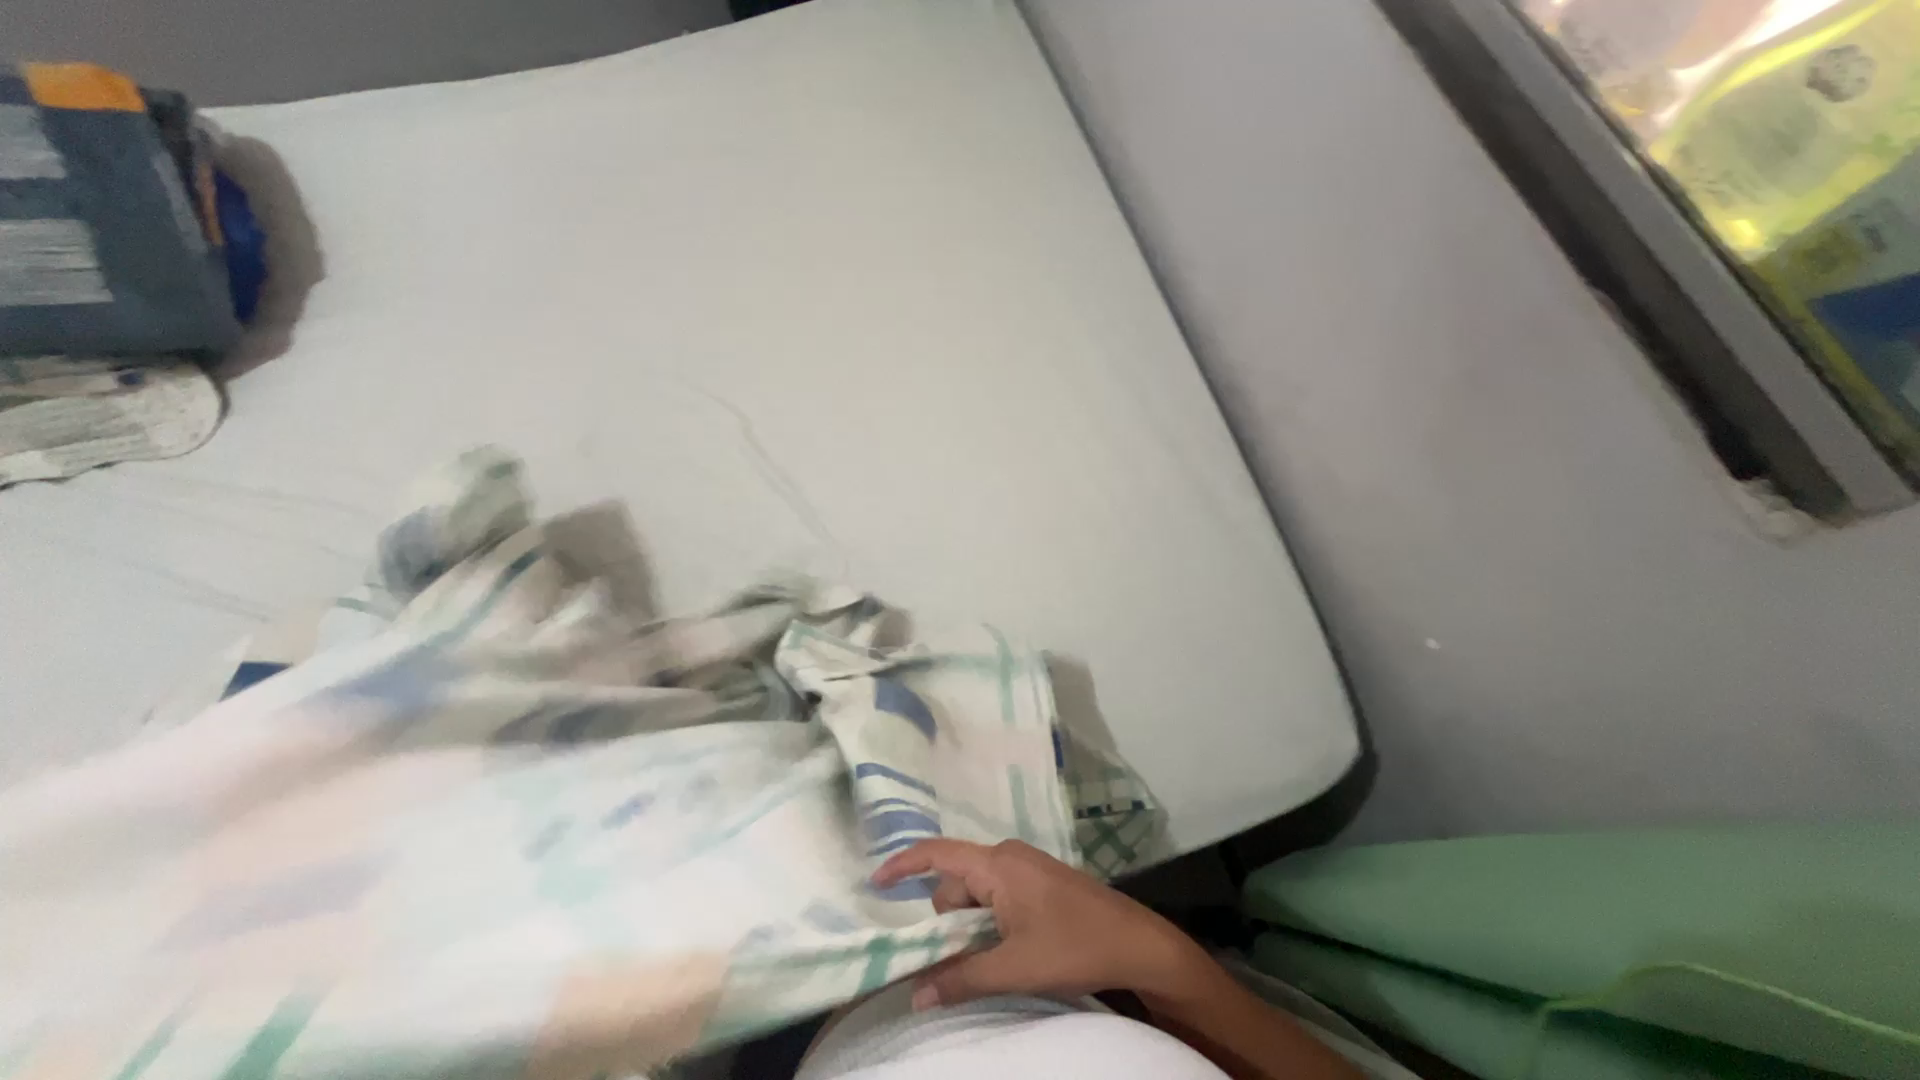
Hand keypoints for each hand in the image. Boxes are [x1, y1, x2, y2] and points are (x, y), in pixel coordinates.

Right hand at [871, 838, 1211, 1009]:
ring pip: (977, 893)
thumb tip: (916, 993)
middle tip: (957, 960)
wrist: (1137, 942)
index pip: (937, 854)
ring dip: (971, 926)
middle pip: (955, 883)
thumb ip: (961, 978)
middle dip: (947, 921)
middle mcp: (1008, 856)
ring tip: (989, 960)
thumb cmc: (1073, 947)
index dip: (903, 865)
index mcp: (997, 865)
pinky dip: (989, 921)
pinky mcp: (1041, 881)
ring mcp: (1027, 866)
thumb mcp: (1014, 968)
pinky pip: (998, 895)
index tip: (874, 883)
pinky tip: (1005, 949)